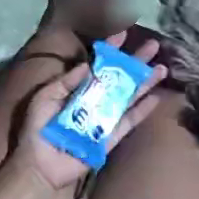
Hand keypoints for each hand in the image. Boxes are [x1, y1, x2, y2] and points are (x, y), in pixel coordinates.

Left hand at [11, 30, 167, 189]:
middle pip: (117, 78)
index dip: (109, 50)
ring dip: (144, 83)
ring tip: (162, 68)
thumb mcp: (45, 97)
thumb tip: (87, 64)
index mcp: (75, 89)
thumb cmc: (36, 129)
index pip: (95, 65)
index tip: (123, 33)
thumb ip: (66, 81)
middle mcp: (92, 101)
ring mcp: (103, 119)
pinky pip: (128, 122)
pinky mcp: (110, 138)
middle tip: (154, 46)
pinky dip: (142, 111)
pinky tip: (155, 98)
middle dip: (135, 62)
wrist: (39, 164)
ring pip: (128, 97)